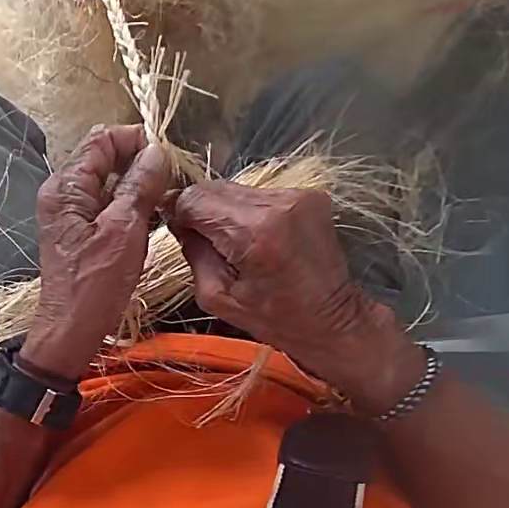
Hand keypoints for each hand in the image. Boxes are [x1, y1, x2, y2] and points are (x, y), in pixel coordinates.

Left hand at [21, 125, 172, 382]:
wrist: (72, 329)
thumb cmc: (95, 284)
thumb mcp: (124, 230)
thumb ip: (140, 185)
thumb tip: (157, 150)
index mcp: (66, 187)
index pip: (101, 139)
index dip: (136, 140)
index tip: (166, 158)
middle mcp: (62, 193)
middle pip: (104, 158)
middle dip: (139, 164)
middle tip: (168, 184)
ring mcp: (69, 213)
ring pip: (109, 182)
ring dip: (137, 188)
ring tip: (161, 206)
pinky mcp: (79, 231)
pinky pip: (107, 206)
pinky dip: (129, 208)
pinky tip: (148, 224)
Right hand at [166, 181, 423, 413]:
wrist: (333, 319)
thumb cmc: (273, 317)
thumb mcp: (215, 296)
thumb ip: (193, 253)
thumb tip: (178, 223)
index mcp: (253, 231)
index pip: (194, 199)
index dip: (177, 212)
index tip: (175, 229)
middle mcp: (277, 203)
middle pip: (214, 187)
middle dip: (199, 210)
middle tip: (198, 237)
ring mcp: (296, 194)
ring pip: (234, 188)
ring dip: (222, 209)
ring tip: (228, 240)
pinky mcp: (309, 194)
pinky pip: (258, 193)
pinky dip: (245, 210)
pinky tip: (252, 236)